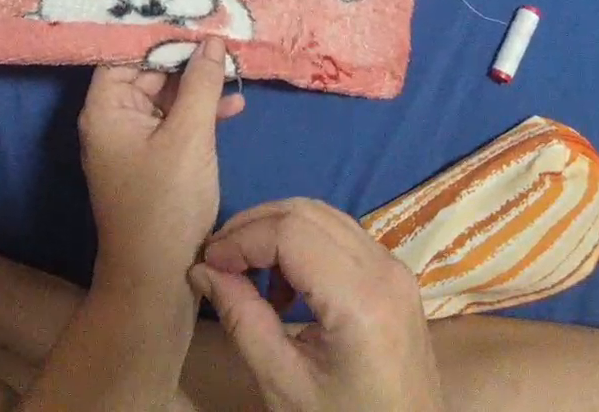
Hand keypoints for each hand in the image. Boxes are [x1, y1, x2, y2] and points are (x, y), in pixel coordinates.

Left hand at [79, 38, 244, 288]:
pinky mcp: (153, 157)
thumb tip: (212, 40)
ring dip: (199, 83)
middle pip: (148, 69)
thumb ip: (201, 83)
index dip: (157, 29)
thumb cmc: (166, 203)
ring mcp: (133, 138)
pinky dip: (201, 112)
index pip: (125, 50)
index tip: (192, 8)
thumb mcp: (190, 136)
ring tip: (236, 67)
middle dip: (186, 54)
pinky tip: (234, 107)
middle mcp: (113, 117)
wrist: (158, 280)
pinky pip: (175, 120)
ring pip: (166, 94)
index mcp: (106, 107)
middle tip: (223, 33)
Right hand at [188, 198, 445, 411]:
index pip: (291, 231)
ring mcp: (394, 267)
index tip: (207, 262)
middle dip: (255, 226)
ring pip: (324, 215)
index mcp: (360, 298)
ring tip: (245, 271)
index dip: (242, 238)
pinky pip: (342, 234)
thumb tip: (202, 269)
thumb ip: (242, 320)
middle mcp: (384, 267)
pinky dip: (304, 242)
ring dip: (278, 231)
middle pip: (307, 213)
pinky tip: (284, 284)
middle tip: (218, 259)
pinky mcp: (395, 274)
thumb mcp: (284, 385)